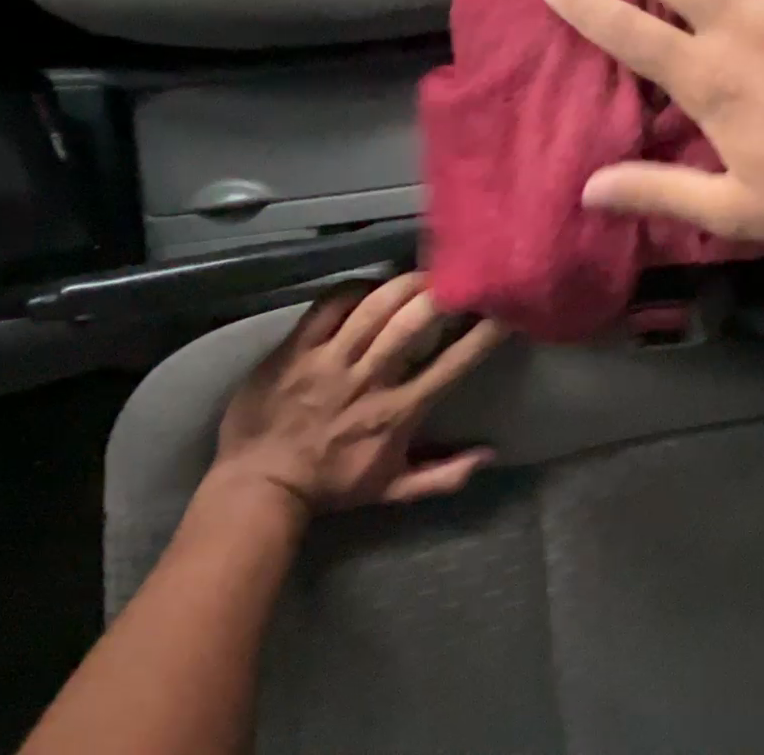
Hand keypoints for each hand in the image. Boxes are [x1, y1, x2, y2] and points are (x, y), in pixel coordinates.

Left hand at [213, 274, 505, 517]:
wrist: (259, 486)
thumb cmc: (332, 485)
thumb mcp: (394, 490)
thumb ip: (444, 475)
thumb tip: (490, 453)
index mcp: (399, 411)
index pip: (451, 365)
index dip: (482, 336)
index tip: (504, 312)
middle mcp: (368, 379)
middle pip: (411, 323)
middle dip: (440, 295)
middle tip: (459, 278)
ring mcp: (328, 360)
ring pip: (372, 307)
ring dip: (403, 284)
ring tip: (422, 274)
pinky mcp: (295, 349)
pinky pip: (327, 306)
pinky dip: (353, 289)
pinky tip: (370, 286)